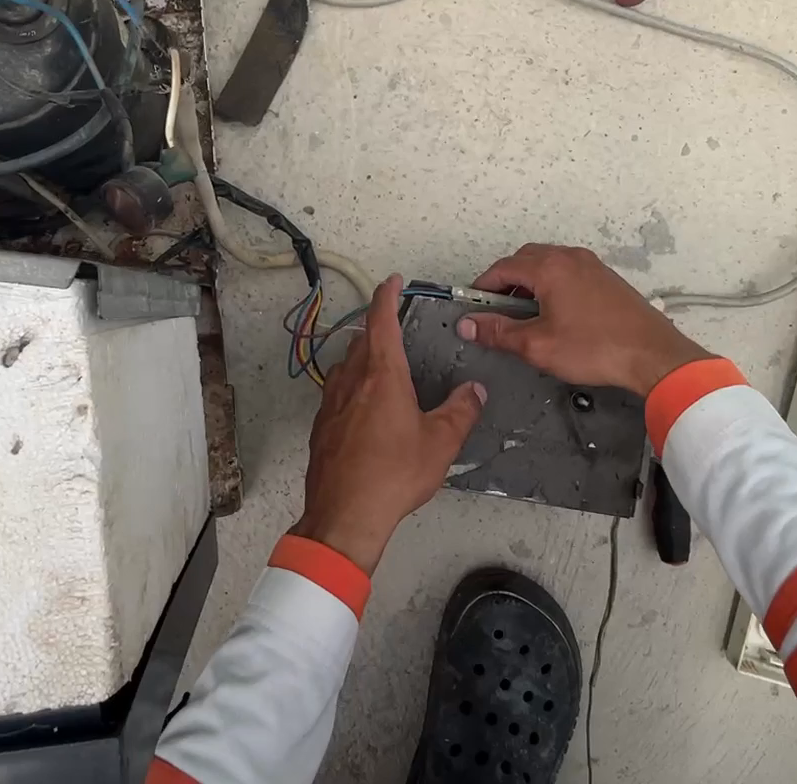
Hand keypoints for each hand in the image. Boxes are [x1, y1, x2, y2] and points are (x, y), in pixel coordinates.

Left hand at [292, 274, 486, 574]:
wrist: (344, 514)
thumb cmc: (393, 475)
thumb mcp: (440, 443)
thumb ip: (461, 411)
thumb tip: (475, 391)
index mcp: (382, 375)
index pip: (381, 320)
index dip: (387, 296)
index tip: (393, 281)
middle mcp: (352, 381)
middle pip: (362, 340)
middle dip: (378, 327)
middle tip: (396, 326)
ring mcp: (331, 403)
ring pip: (347, 365)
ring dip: (363, 356)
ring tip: (383, 366)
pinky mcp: (322, 425)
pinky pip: (337, 391)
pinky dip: (352, 385)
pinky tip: (364, 406)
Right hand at [458, 244, 712, 396]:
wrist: (653, 356)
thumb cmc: (597, 348)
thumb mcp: (537, 345)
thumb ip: (498, 332)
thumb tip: (469, 324)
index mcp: (550, 267)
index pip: (502, 268)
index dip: (482, 287)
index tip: (473, 307)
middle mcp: (570, 258)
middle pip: (524, 259)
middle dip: (505, 281)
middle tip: (495, 310)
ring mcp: (592, 266)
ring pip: (548, 264)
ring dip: (529, 282)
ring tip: (523, 314)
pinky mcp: (607, 279)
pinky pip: (568, 271)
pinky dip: (552, 284)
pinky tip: (554, 312)